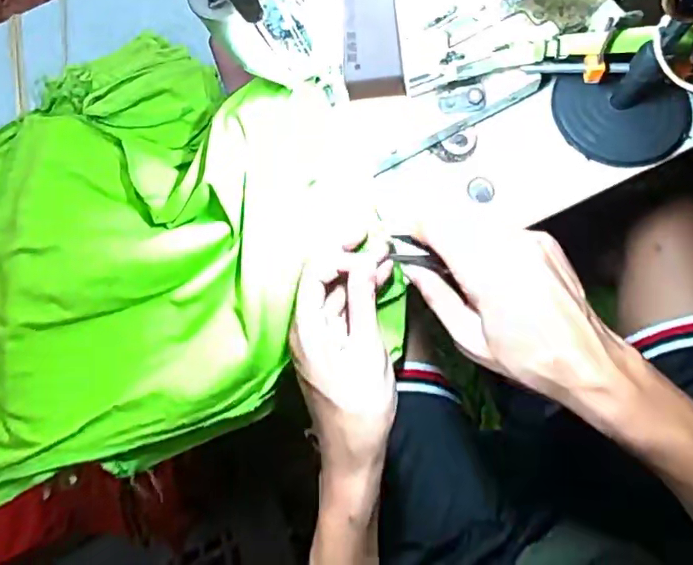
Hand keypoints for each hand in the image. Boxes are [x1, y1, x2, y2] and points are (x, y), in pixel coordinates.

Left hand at [290, 240, 395, 476]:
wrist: (354, 455)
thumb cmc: (360, 408)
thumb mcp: (367, 349)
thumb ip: (362, 301)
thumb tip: (364, 260)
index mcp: (306, 327)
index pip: (314, 272)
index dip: (339, 250)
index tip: (366, 241)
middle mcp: (306, 327)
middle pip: (322, 277)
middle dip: (350, 254)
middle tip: (376, 236)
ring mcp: (319, 335)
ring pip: (336, 290)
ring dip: (359, 271)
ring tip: (386, 251)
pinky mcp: (332, 342)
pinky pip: (343, 306)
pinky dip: (360, 290)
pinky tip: (380, 276)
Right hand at [402, 209, 626, 409]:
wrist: (586, 359)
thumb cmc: (529, 360)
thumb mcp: (471, 340)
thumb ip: (438, 298)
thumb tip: (414, 271)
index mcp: (486, 272)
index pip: (438, 227)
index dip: (417, 229)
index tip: (409, 240)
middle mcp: (508, 245)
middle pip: (457, 218)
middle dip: (440, 232)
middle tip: (434, 260)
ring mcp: (529, 238)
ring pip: (480, 220)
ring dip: (465, 235)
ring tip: (468, 268)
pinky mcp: (544, 239)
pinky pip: (505, 228)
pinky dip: (492, 240)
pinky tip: (498, 268)